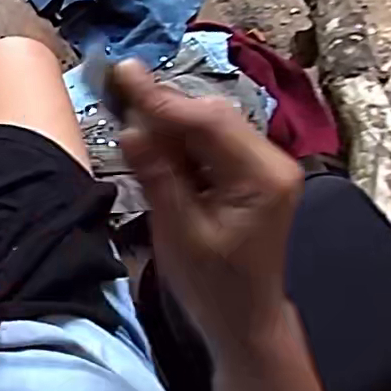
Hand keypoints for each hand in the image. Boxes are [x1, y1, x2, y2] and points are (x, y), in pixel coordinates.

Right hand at [111, 59, 303, 342]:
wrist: (243, 317)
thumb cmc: (213, 286)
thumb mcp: (179, 233)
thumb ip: (158, 178)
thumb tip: (131, 130)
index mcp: (261, 176)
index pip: (206, 123)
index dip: (160, 98)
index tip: (123, 73)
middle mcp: (271, 162)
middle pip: (211, 117)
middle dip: (163, 105)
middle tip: (119, 86)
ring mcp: (262, 168)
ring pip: (209, 128)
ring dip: (168, 121)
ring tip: (128, 109)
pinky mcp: (248, 176)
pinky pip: (209, 146)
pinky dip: (178, 140)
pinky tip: (152, 140)